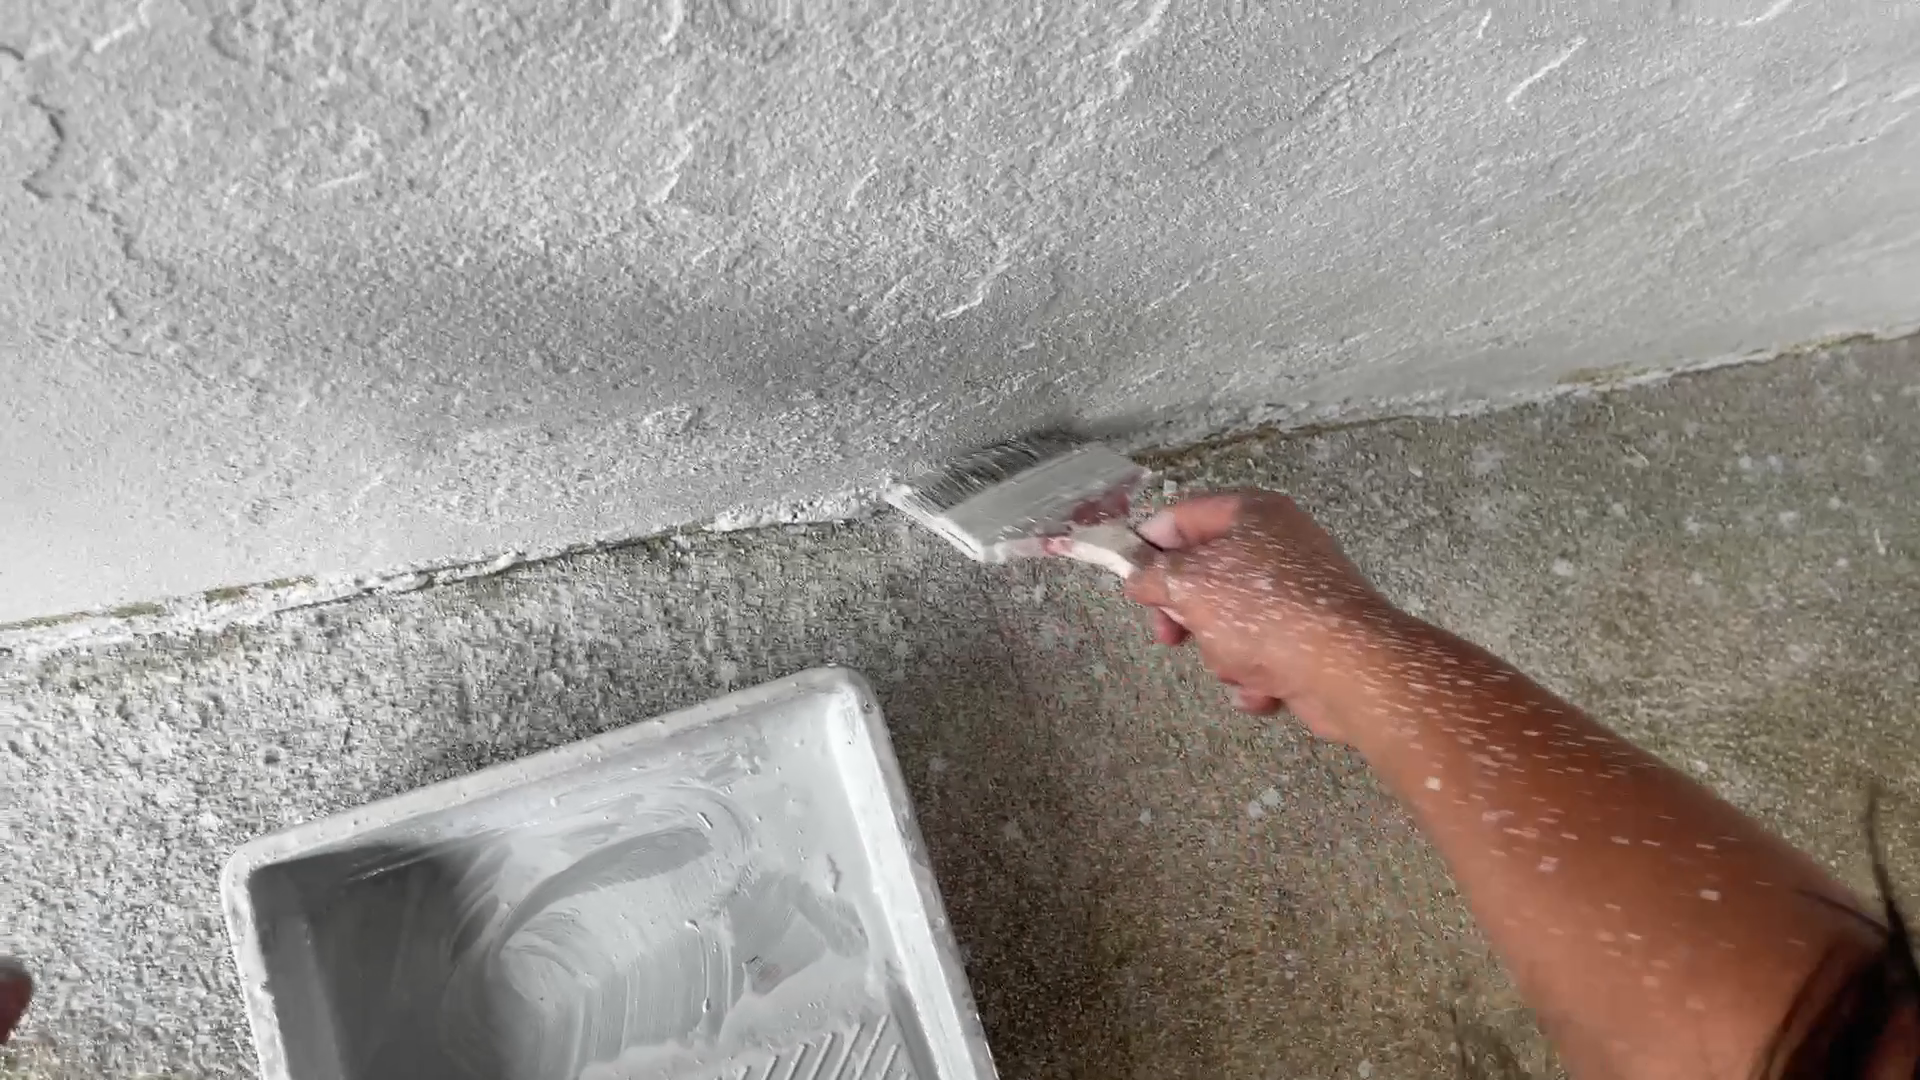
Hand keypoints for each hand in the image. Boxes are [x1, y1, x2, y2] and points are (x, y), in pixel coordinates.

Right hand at [1124, 490, 1395, 741]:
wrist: (1348, 670)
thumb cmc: (1261, 611)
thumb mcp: (1187, 583)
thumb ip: (1150, 574)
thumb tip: (1136, 577)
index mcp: (1251, 513)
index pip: (1180, 517)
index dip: (1146, 545)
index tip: (1126, 577)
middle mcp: (1277, 544)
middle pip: (1203, 574)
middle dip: (1183, 613)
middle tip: (1169, 635)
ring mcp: (1296, 592)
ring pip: (1228, 619)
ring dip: (1221, 651)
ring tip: (1236, 664)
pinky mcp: (1310, 637)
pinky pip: (1260, 651)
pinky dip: (1254, 672)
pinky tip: (1263, 686)